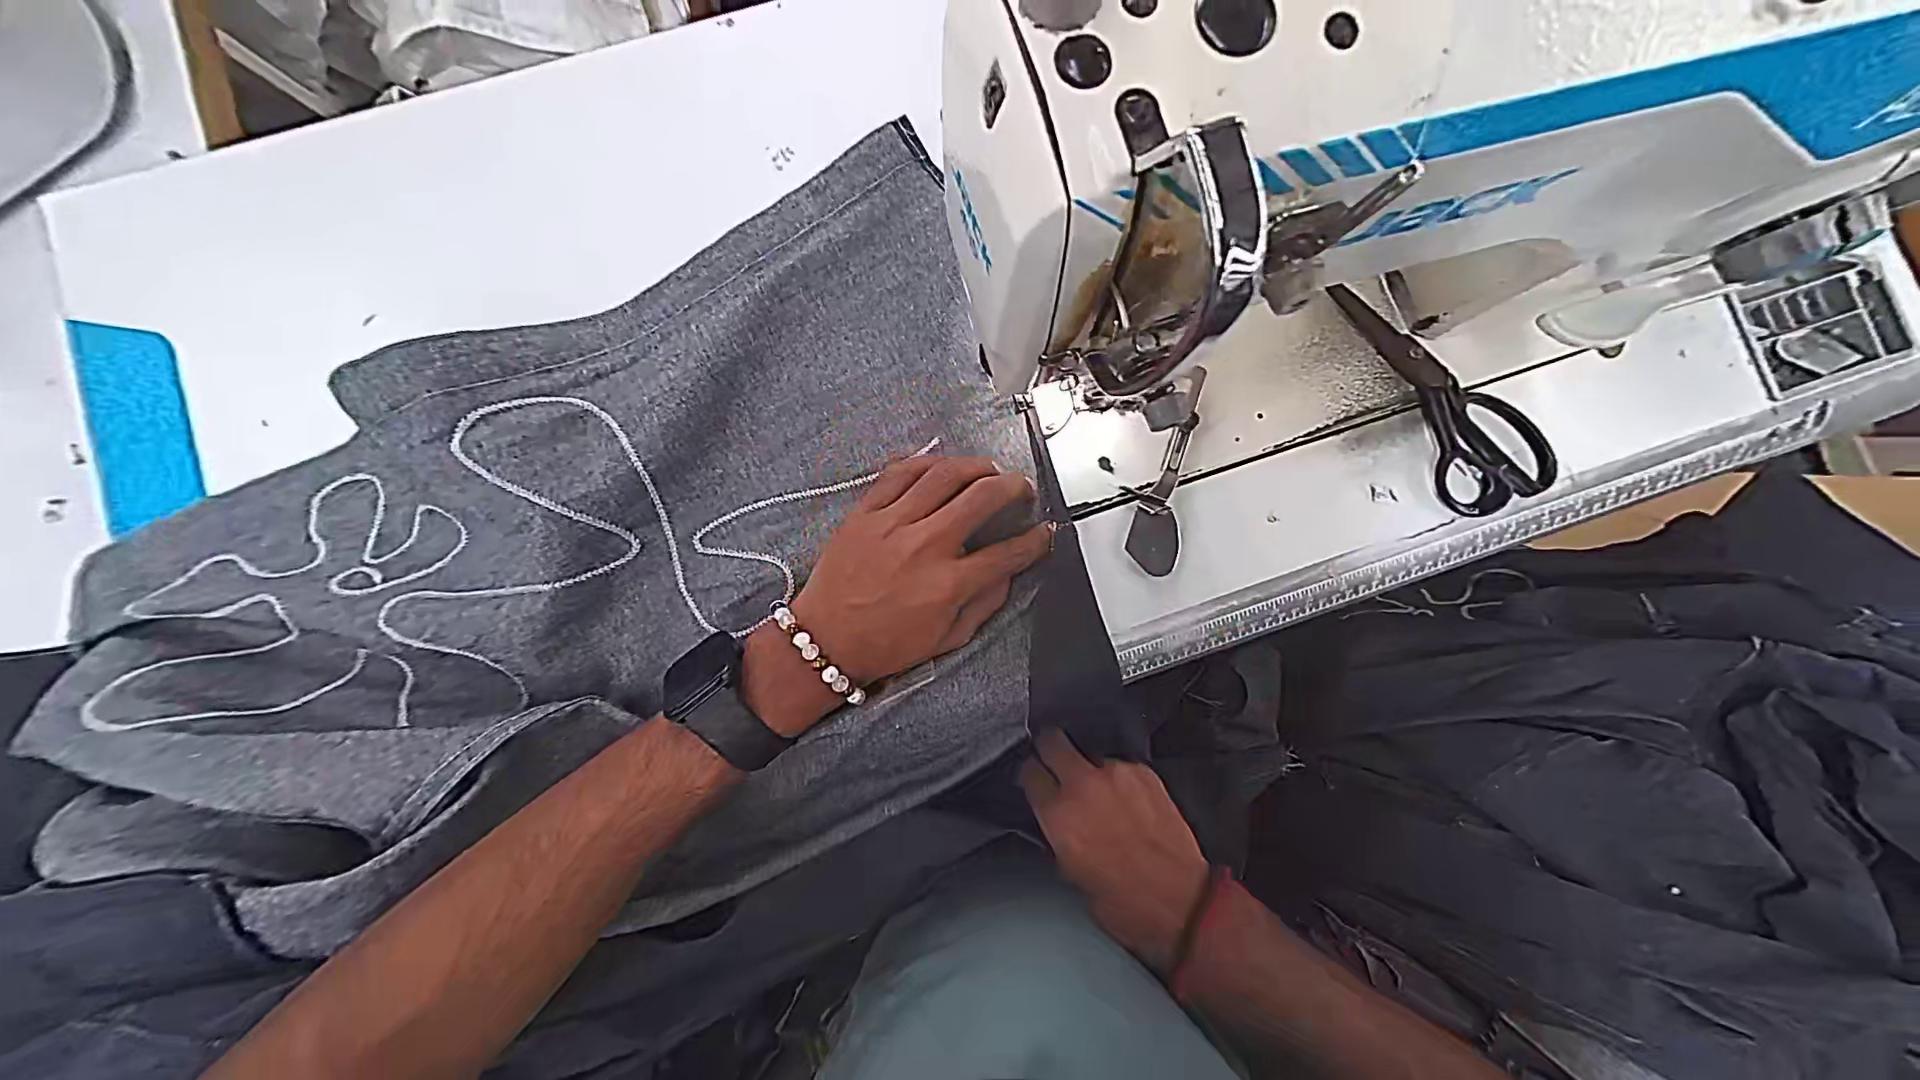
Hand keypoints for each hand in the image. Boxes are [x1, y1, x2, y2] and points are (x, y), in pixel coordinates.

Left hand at [743, 456, 1052, 736]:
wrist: (826, 641)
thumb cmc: (883, 643)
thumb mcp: (947, 638)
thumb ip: (985, 604)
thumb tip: (1008, 573)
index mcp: (948, 584)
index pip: (1008, 552)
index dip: (1036, 540)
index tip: (1043, 533)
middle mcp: (924, 547)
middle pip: (983, 497)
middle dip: (1014, 487)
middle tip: (1021, 488)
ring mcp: (892, 525)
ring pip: (944, 474)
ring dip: (976, 466)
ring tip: (988, 470)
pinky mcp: (866, 513)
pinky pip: (899, 472)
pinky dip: (926, 461)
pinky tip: (941, 465)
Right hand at [1021, 729, 1209, 971]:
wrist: (1181, 902)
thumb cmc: (1127, 902)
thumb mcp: (1071, 872)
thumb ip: (1057, 834)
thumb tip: (1055, 819)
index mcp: (1058, 815)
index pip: (1029, 773)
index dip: (1031, 775)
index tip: (1035, 777)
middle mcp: (1083, 786)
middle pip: (1052, 741)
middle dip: (1050, 748)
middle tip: (1054, 758)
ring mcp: (1116, 774)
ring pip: (1091, 755)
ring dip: (1092, 771)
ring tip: (1105, 797)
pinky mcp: (1144, 773)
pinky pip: (1122, 766)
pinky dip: (1122, 780)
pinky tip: (1129, 803)